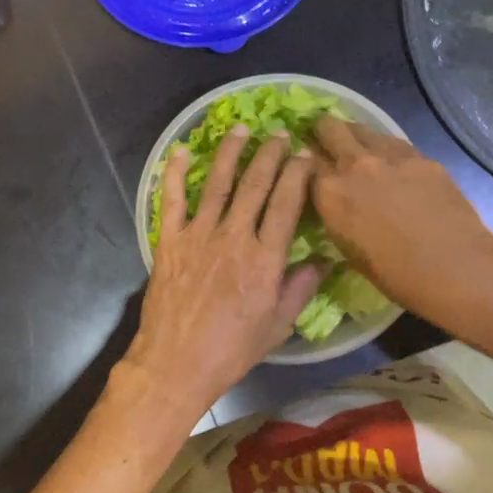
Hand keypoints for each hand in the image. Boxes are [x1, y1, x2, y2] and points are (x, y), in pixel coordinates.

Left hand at [126, 127, 323, 415]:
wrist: (177, 361)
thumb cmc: (232, 350)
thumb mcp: (277, 325)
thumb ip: (299, 289)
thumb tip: (323, 260)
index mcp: (265, 259)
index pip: (286, 204)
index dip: (297, 175)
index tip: (305, 155)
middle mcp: (233, 238)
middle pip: (255, 186)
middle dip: (269, 156)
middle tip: (278, 134)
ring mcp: (198, 236)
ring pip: (217, 184)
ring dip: (230, 154)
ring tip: (241, 130)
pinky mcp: (168, 241)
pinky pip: (171, 200)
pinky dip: (175, 174)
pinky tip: (182, 151)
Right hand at [311, 118, 492, 332]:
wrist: (453, 267)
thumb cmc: (393, 273)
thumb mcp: (345, 244)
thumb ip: (333, 212)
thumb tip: (332, 198)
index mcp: (329, 193)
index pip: (305, 162)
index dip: (303, 160)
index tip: (304, 161)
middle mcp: (353, 165)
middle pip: (329, 129)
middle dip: (323, 129)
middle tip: (323, 136)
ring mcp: (389, 157)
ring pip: (363, 128)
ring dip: (354, 134)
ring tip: (357, 144)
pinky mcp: (420, 157)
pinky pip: (394, 143)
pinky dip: (386, 148)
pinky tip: (391, 161)